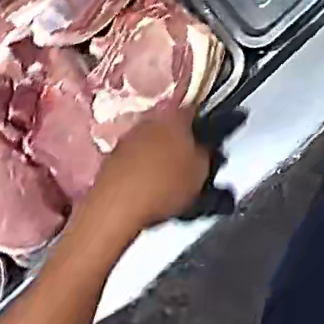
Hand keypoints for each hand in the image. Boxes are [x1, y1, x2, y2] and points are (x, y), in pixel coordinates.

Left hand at [69, 99, 211, 252]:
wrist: (115, 212)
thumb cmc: (165, 185)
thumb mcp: (203, 170)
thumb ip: (208, 154)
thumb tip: (206, 150)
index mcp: (175, 116)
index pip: (197, 111)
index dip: (208, 125)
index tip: (214, 139)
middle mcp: (149, 122)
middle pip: (173, 127)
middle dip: (184, 143)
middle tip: (196, 165)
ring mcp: (126, 142)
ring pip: (153, 145)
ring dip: (163, 158)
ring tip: (174, 184)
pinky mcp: (109, 163)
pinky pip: (136, 163)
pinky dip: (145, 173)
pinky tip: (152, 193)